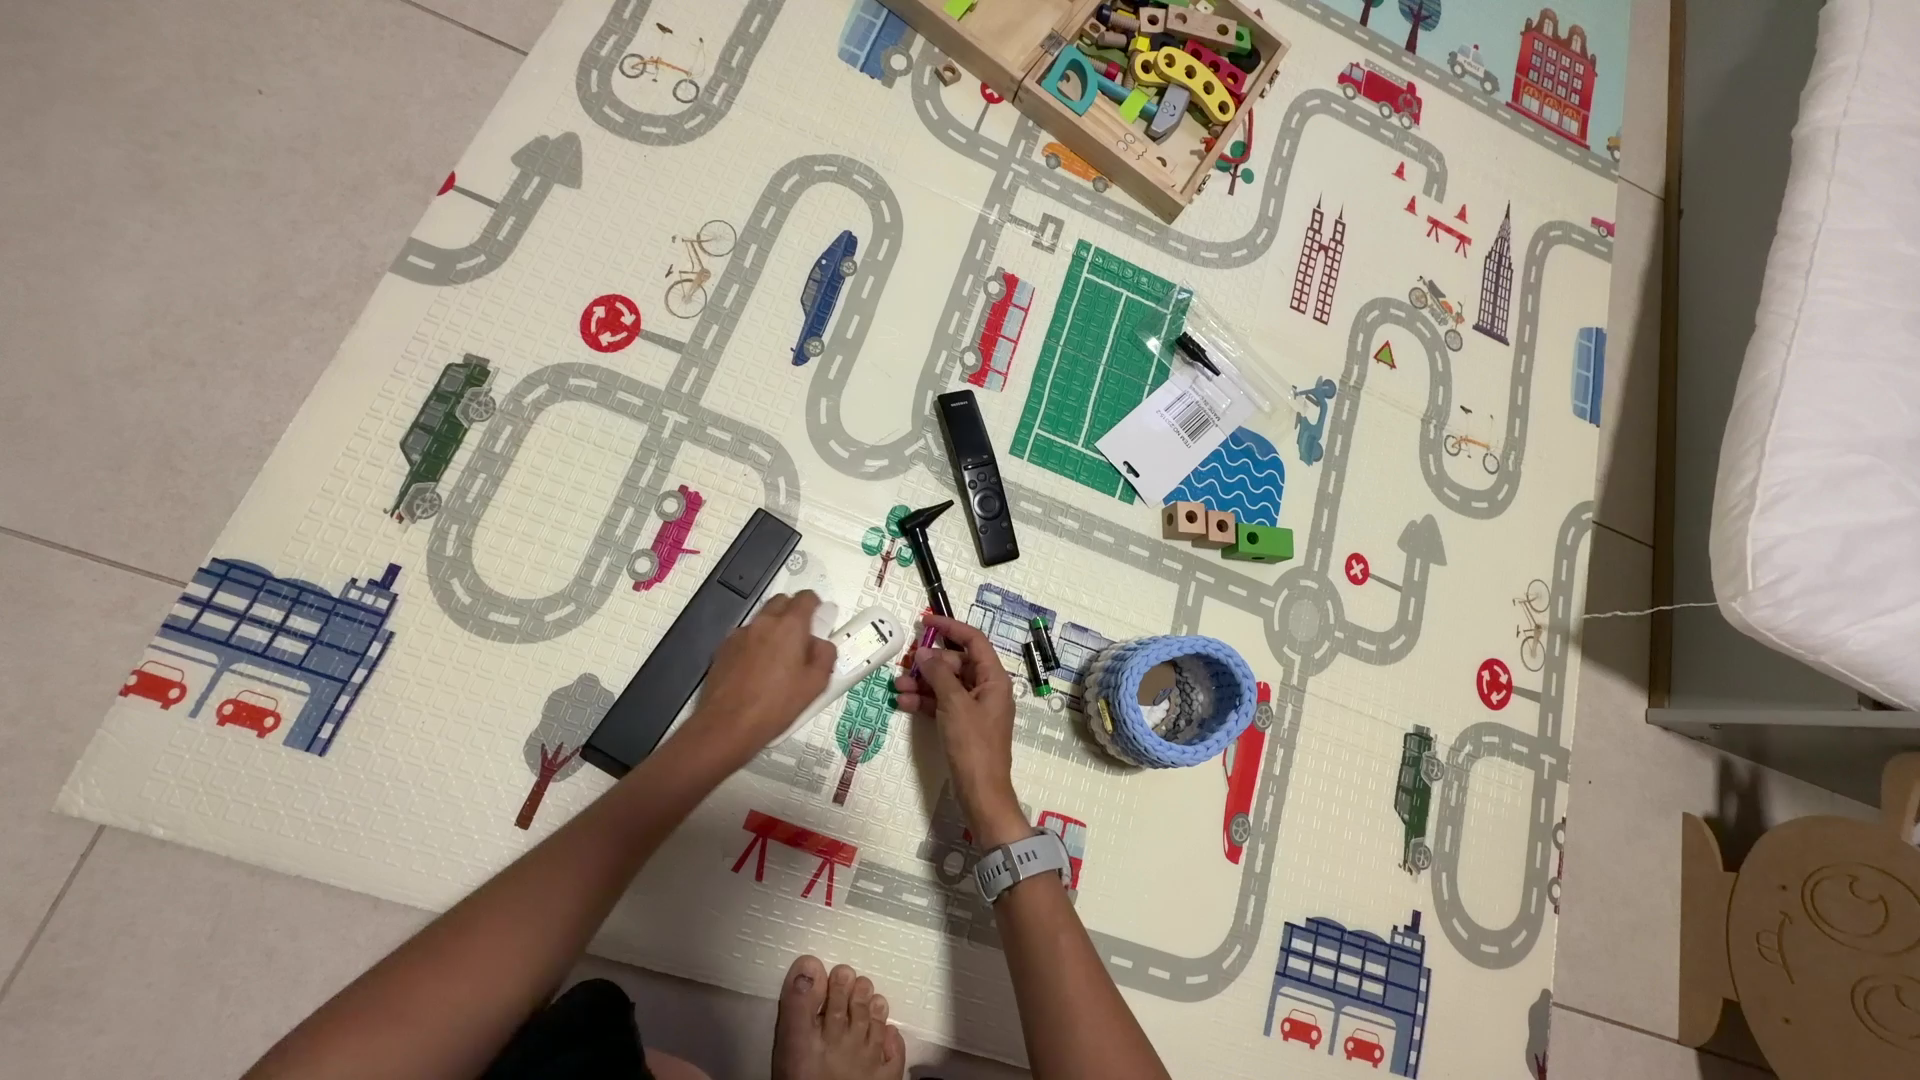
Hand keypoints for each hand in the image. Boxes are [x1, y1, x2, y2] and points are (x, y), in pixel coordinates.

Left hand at [685, 592, 835, 765]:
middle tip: (801, 638)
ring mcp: (739, 634)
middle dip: (793, 612)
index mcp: (790, 626)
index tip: (818, 620)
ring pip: (762, 619)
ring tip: (778, 658)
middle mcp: (763, 623)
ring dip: (773, 628)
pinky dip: (755, 644)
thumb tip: (821, 644)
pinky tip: (757, 670)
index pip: (806, 597)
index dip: (816, 605)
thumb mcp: (816, 684)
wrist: (728, 725)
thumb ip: (825, 655)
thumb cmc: (776, 705)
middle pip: (782, 601)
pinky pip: (745, 637)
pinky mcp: (723, 648)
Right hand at [893, 614, 1027, 846]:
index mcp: (994, 679)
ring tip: (897, 686)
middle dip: (930, 662)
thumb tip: (924, 653)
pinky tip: (903, 703)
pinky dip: (925, 701)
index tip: (925, 621)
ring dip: (923, 682)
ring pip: (946, 684)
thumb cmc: (973, 745)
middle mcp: (987, 689)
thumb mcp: (954, 705)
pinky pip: (942, 703)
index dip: (950, 628)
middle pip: (957, 663)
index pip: (974, 641)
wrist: (981, 792)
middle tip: (905, 665)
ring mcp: (975, 708)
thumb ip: (939, 675)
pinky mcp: (962, 724)